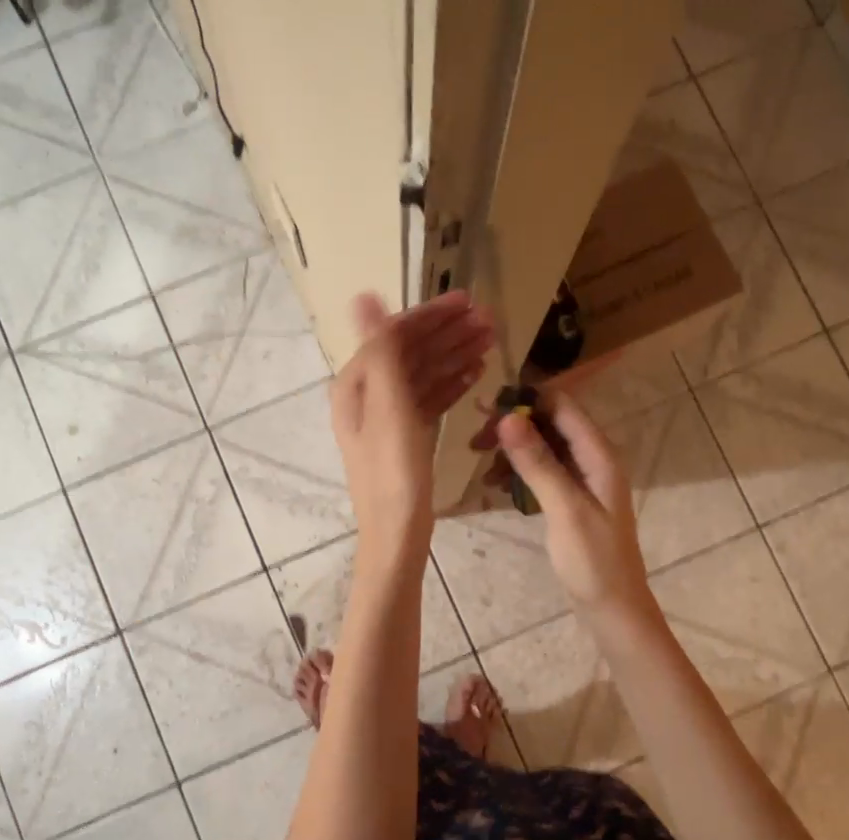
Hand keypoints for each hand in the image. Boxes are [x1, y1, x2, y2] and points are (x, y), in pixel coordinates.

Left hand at [331, 290, 492, 555]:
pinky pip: (429, 400)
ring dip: (455, 355)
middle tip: (491, 321)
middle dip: (448, 333)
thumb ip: (381, 351)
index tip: (470, 301)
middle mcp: (367, 395)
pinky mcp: (405, 437)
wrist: (396, 534)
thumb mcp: (389, 407)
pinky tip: (475, 375)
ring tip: (491, 341)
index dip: (431, 316)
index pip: (394, 335)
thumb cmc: (394, 473)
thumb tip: (362, 296)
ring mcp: (387, 417)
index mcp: (357, 384)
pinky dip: (451, 384)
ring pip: (423, 374)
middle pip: (411, 351)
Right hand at [496, 394, 652, 623]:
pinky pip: (543, 472)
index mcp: (599, 456)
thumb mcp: (564, 509)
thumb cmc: (593, 561)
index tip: (486, 412)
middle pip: (551, 424)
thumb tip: (508, 418)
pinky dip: (520, 472)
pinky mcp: (571, 500)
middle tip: (475, 443)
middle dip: (514, 427)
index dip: (526, 401)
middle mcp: (593, 460)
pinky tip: (496, 485)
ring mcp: (582, 481)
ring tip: (481, 464)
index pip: (563, 406)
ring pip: (544, 448)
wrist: (613, 608)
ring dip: (513, 450)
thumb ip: (538, 463)